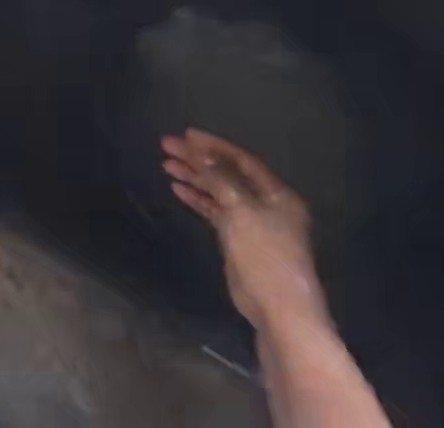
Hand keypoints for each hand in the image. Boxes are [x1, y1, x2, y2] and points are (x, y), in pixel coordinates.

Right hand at [163, 129, 327, 331]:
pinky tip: (178, 188)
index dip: (213, 146)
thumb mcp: (242, 209)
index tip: (185, 135)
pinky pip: (214, 209)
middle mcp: (265, 203)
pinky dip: (197, 198)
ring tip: (166, 165)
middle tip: (167, 146)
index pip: (241, 159)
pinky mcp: (237, 236)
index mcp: (276, 193)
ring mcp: (251, 220)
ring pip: (218, 190)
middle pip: (226, 173)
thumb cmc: (265, 253)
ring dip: (194, 176)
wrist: (278, 308)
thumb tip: (199, 154)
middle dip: (197, 159)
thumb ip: (220, 179)